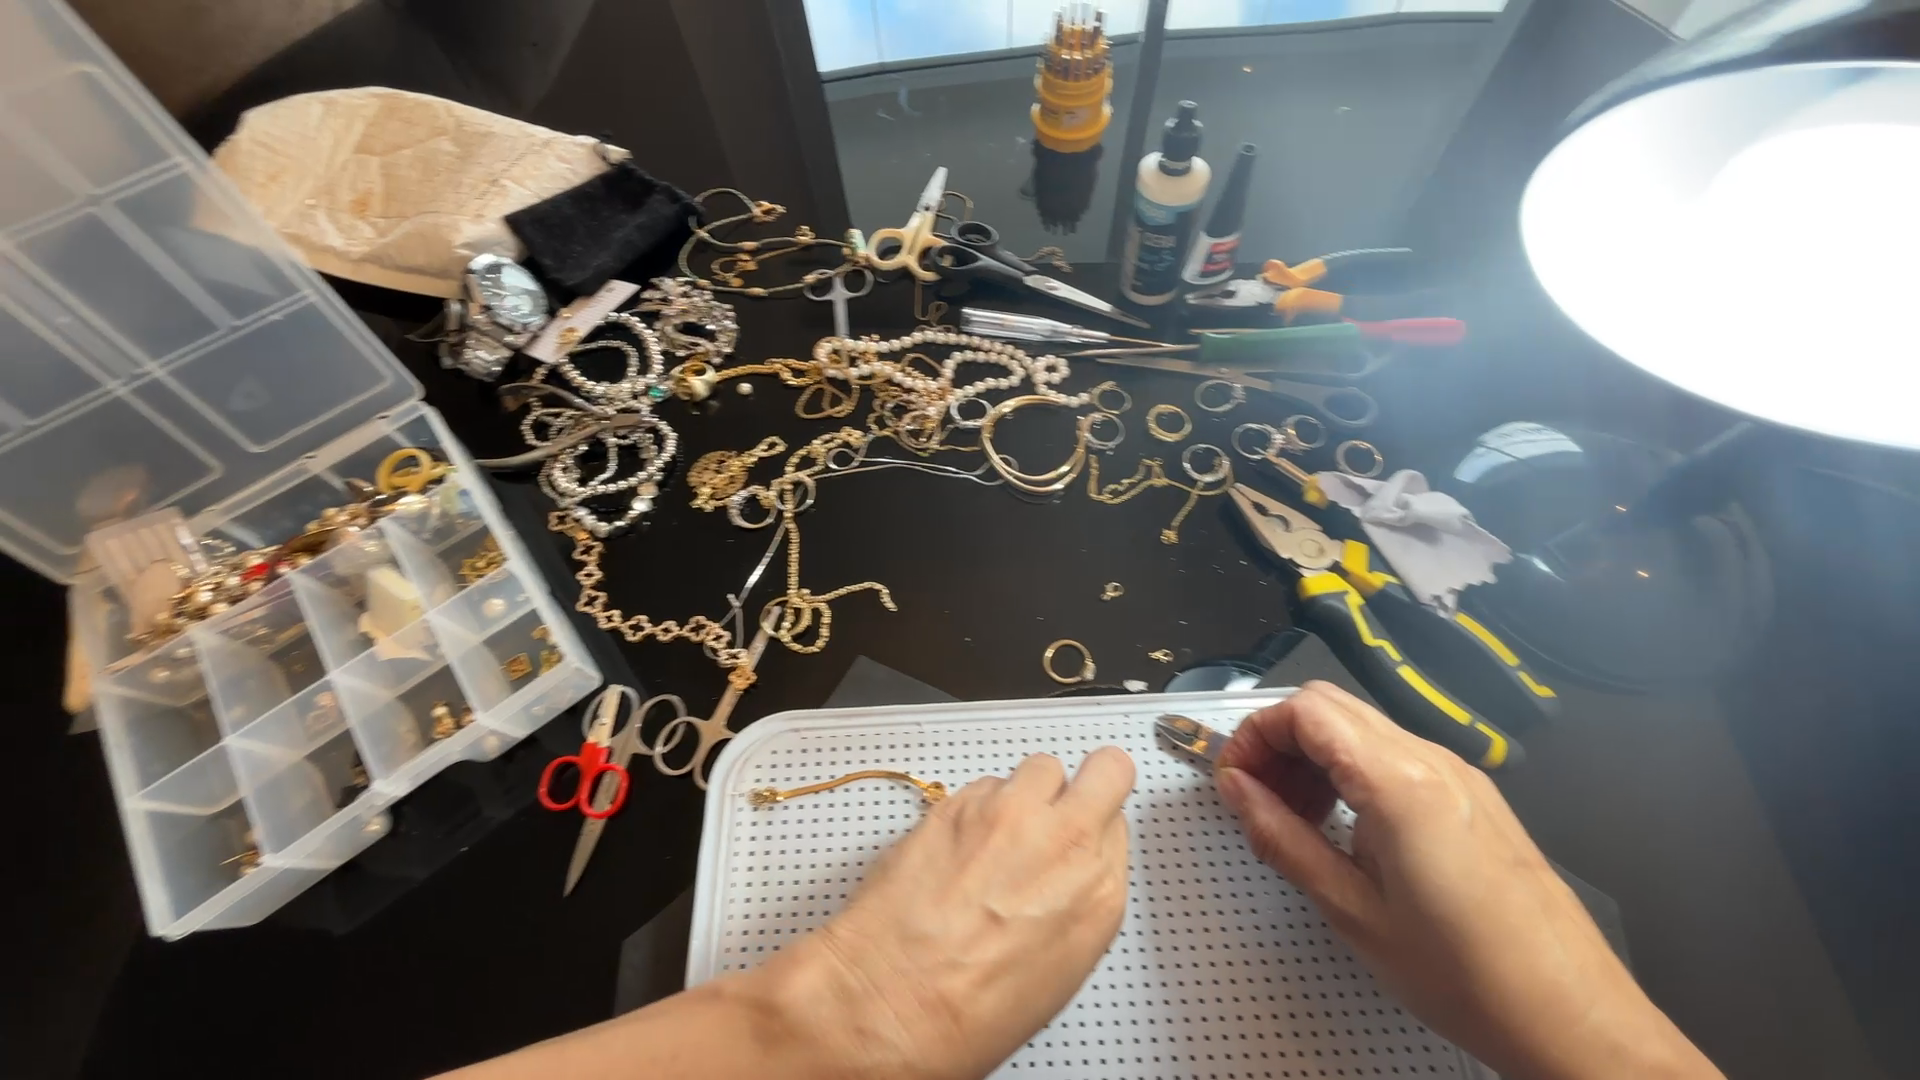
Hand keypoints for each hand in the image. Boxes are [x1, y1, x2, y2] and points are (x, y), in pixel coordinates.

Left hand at [758, 748, 1135, 1079]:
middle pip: (1106, 768)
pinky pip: (986, 784)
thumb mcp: (1059, 970)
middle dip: (1088, 782)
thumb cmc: (968, 1013)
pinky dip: (978, 806)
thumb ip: (1079, 900)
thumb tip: (1073, 870)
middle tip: (1060, 806)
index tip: (1079, 833)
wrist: (889, 1003)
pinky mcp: (960, 801)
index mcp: (1098, 893)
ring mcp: (1010, 813)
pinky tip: (959, 845)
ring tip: (998, 835)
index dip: (1095, 827)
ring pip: (1041, 768)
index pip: (1120, 823)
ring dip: (1027, 794)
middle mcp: (1062, 840)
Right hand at [1214, 682, 1721, 1079]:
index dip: (1255, 735)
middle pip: (1329, 705)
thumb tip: (1233, 788)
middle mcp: (1432, 759)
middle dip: (1279, 739)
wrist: (1578, 1021)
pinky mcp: (1474, 794)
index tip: (1233, 781)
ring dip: (1312, 753)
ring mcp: (1459, 773)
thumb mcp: (1350, 909)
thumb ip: (1280, 836)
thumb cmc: (1460, 973)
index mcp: (1399, 781)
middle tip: (1257, 796)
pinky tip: (1344, 823)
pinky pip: (1393, 753)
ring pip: (1360, 725)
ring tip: (1295, 815)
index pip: (1305, 711)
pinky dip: (1349, 768)